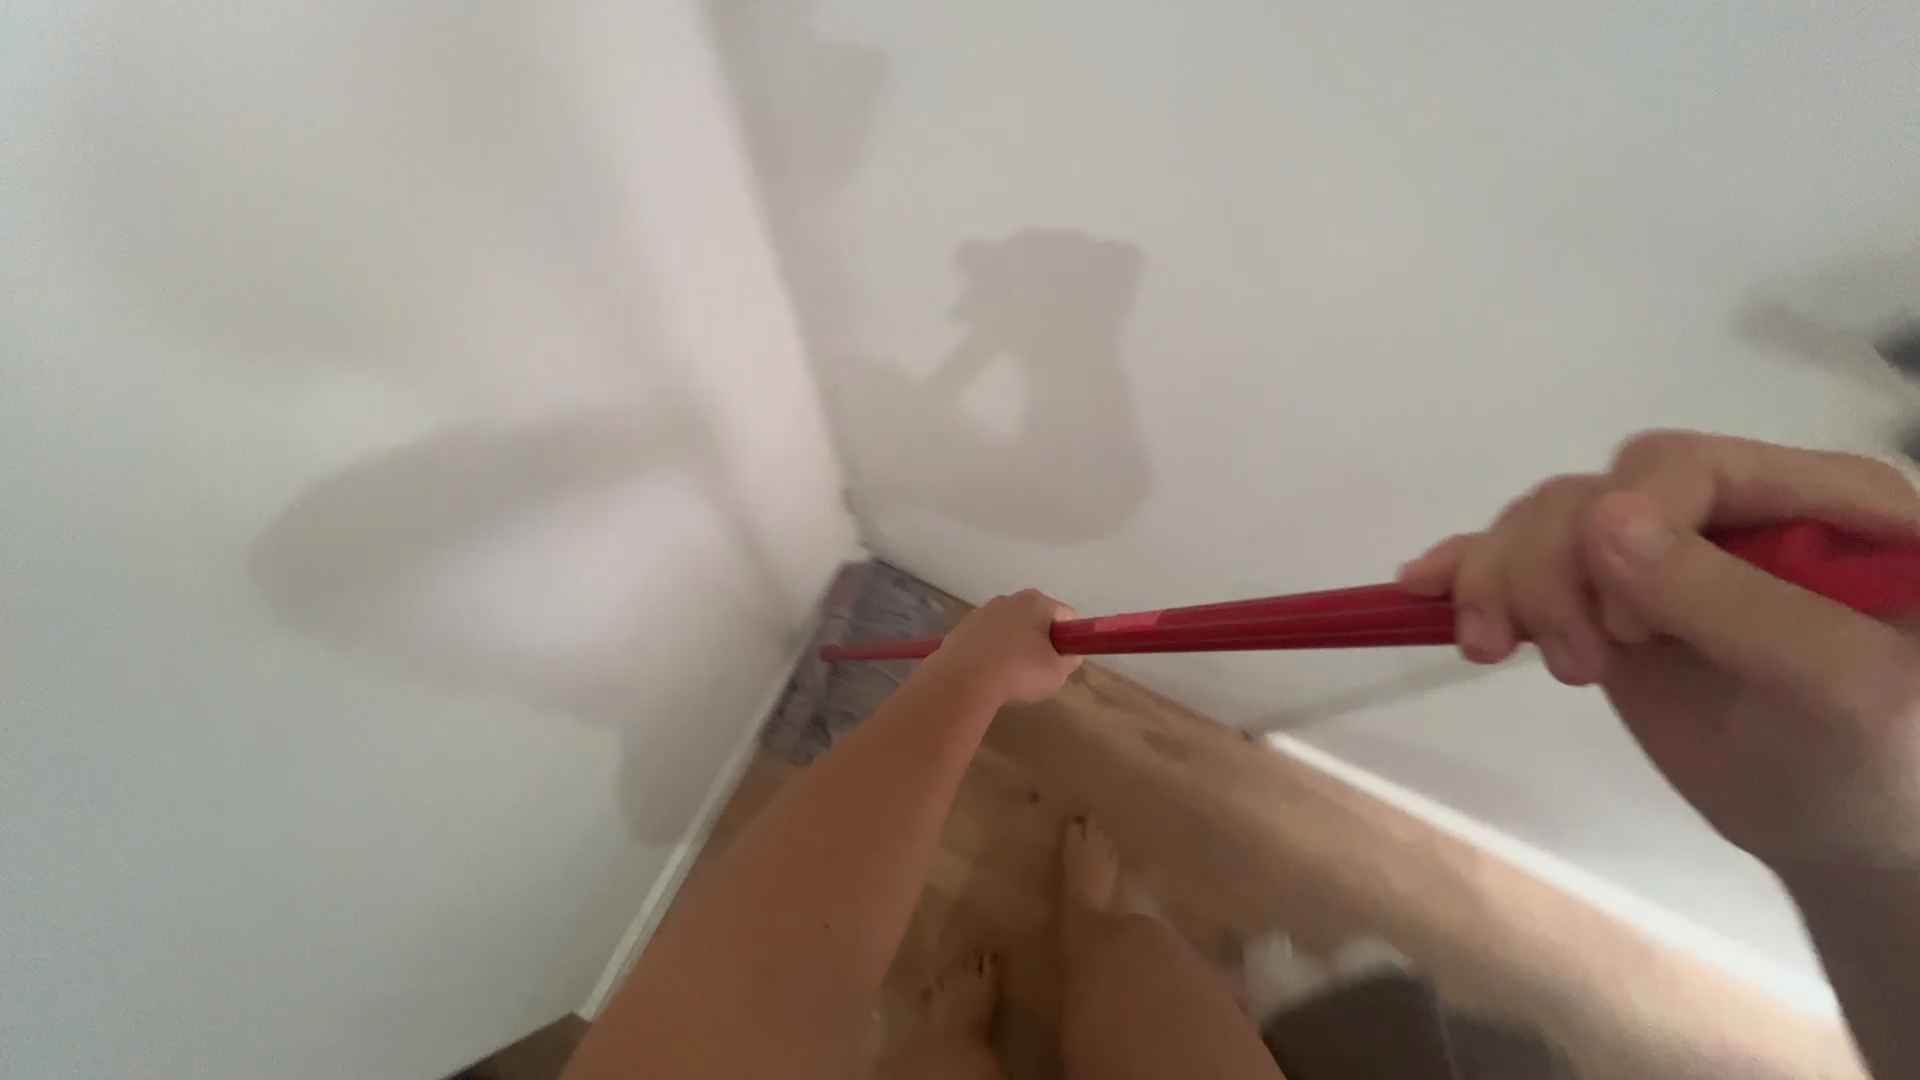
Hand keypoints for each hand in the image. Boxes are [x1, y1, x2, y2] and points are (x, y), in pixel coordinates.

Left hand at [922, 589, 1082, 705]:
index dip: (1070, 639)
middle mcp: (1008, 599)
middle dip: (1041, 640)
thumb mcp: (1057, 673)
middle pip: (1036, 618)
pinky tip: (987, 672)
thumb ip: (1070, 660)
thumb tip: (1069, 653)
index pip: (1066, 616)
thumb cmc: (1018, 673)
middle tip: (1038, 668)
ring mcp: (981, 612)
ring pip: (1009, 628)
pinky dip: (991, 651)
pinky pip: (986, 638)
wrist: (961, 682)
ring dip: (1014, 645)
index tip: (1062, 660)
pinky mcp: (961, 628)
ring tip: (1009, 674)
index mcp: (1035, 602)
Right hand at [1399, 431, 1919, 868]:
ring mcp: (1645, 555)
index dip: (1628, 523)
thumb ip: (1730, 598)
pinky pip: (1507, 558)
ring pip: (1532, 527)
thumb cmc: (1882, 765)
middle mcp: (1717, 511)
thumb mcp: (1835, 686)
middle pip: (1584, 497)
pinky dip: (1460, 572)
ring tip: (1497, 656)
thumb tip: (1601, 518)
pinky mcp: (1590, 593)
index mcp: (1814, 502)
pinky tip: (1421, 590)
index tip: (1625, 624)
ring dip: (1498, 587)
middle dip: (1548, 575)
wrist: (1833, 829)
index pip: (1680, 466)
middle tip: (1576, 670)